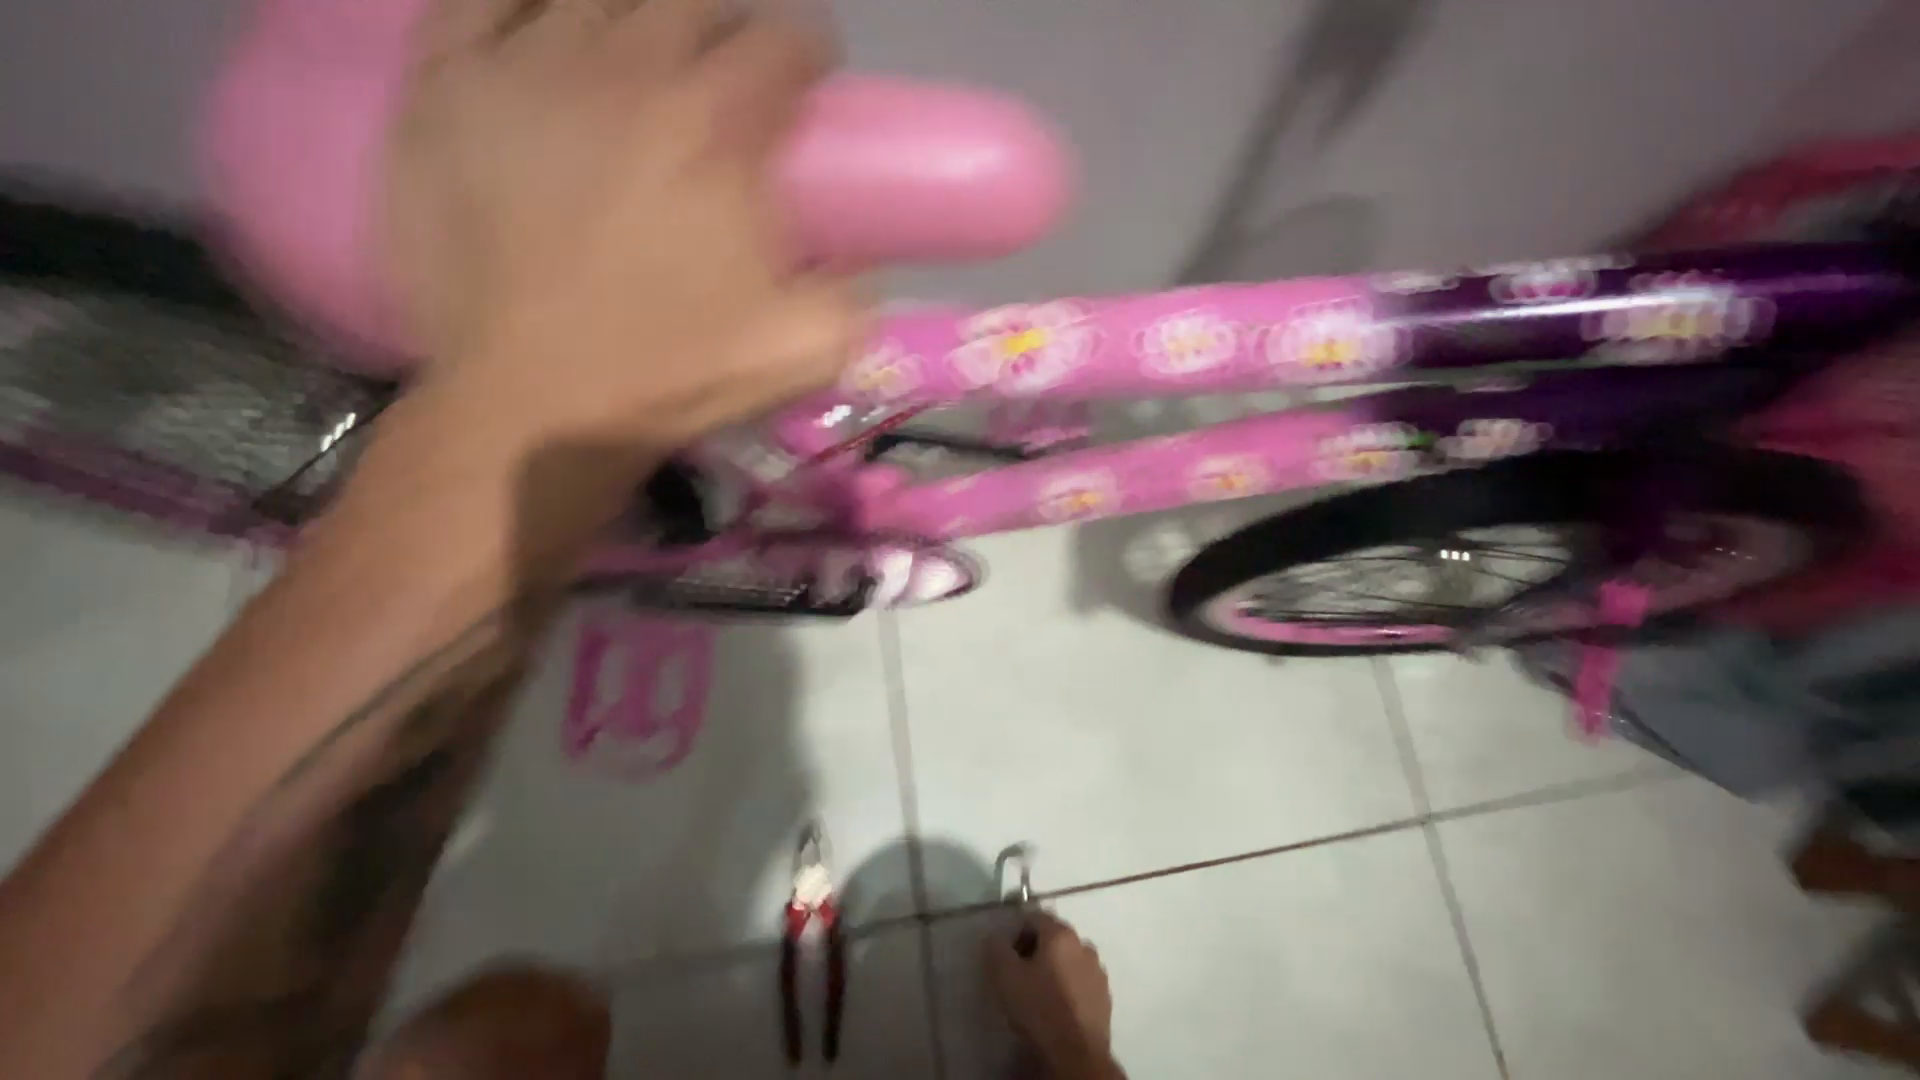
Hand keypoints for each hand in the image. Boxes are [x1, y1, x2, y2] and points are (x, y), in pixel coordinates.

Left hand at [381, 0, 867, 471]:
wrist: (533, 406)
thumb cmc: (670, 376)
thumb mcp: (804, 349)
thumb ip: (856, 290)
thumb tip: (866, 255)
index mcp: (717, 127)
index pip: (783, 40)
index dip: (807, 56)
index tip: (805, 86)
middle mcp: (626, 69)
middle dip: (727, 29)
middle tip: (726, 78)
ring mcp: (526, 63)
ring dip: (640, 15)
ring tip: (643, 61)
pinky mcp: (446, 81)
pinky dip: (528, 5)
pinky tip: (551, 37)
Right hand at [983, 913, 1118, 1077]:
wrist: (1074, 1053)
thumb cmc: (1038, 1008)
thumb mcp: (1005, 975)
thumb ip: (996, 948)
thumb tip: (996, 937)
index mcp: (1060, 934)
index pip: (1034, 917)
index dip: (1016, 932)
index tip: (1007, 955)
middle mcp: (1084, 945)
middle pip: (1054, 937)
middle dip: (1035, 950)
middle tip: (1019, 974)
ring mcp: (1098, 971)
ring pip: (1069, 959)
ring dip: (1054, 968)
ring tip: (1039, 993)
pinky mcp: (1105, 996)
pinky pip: (1082, 981)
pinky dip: (1069, 986)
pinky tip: (1058, 1007)